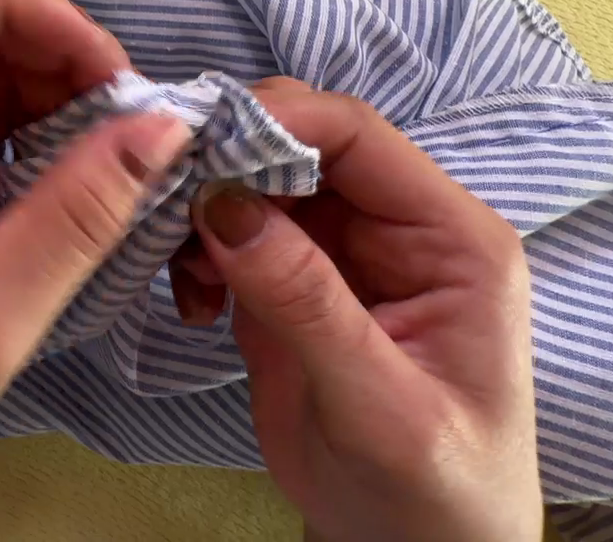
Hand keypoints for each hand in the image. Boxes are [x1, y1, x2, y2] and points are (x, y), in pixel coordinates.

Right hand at [170, 78, 541, 541]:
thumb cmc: (431, 492)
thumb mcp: (379, 405)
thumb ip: (306, 301)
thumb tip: (221, 204)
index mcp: (444, 234)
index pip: (354, 134)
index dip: (274, 120)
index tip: (194, 143)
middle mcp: (387, 222)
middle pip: (291, 143)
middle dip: (223, 163)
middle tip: (168, 202)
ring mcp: (332, 245)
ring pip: (247, 178)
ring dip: (200, 210)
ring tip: (186, 276)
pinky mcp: (284, 271)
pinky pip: (224, 224)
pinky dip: (193, 249)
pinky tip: (194, 304)